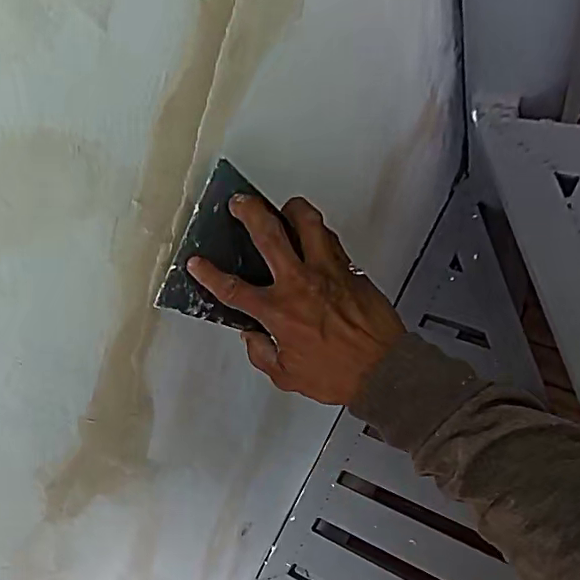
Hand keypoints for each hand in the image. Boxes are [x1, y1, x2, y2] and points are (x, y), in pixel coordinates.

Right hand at [188, 195, 406, 404]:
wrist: (380, 369)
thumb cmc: (338, 373)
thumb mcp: (286, 375)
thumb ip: (262, 353)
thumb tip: (252, 337)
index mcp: (278, 313)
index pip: (234, 289)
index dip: (210, 274)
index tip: (198, 263)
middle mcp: (300, 284)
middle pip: (268, 234)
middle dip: (248, 212)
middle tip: (240, 204)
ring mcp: (327, 271)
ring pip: (306, 221)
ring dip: (290, 209)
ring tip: (282, 208)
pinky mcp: (351, 269)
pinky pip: (330, 238)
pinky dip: (318, 231)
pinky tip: (313, 235)